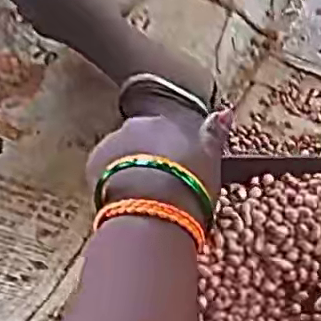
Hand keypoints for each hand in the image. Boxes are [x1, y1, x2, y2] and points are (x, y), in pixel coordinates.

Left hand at [88, 110, 228, 220]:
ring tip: (145, 200)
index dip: (174, 155)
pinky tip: (128, 201)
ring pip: (122, 155)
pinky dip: (113, 183)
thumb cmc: (192, 187)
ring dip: (131, 171)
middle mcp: (138, 125)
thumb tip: (225, 112)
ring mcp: (114, 142)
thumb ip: (215, 135)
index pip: (168, 133)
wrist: (156, 209)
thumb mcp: (211, 161)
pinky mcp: (95, 162)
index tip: (181, 175)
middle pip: (141, 141)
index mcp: (168, 123)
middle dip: (149, 160)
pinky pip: (104, 171)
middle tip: (163, 190)